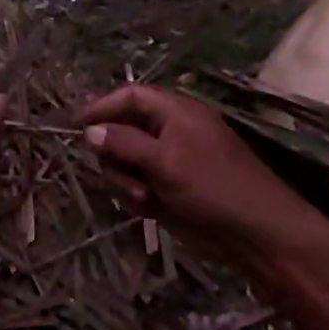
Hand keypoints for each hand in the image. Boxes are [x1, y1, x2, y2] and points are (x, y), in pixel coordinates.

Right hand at [79, 85, 304, 255]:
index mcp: (176, 112)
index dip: (101, 106)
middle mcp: (170, 132)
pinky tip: (150, 209)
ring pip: (125, 162)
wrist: (254, 233)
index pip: (130, 96)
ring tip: (144, 198)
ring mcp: (169, 162)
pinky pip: (136, 184)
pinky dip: (137, 196)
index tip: (73, 127)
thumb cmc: (213, 187)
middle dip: (114, 154)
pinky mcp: (168, 188)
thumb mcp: (164, 161)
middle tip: (120, 174)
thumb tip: (89, 131)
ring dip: (125, 180)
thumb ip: (124, 143)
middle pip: (121, 130)